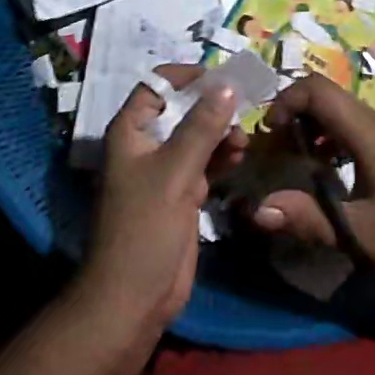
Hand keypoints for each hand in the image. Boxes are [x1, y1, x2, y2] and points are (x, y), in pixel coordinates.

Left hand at [80, 66, 247, 329]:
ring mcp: (164, 171)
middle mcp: (146, 145)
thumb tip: (226, 85)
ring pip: (196, 137)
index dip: (185, 77)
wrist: (134, 297)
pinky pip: (203, 164)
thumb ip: (202, 126)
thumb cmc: (145, 225)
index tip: (219, 78)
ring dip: (220, 133)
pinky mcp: (180, 194)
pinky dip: (220, 157)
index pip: (156, 86)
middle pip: (181, 110)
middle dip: (211, 107)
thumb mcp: (176, 170)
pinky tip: (240, 157)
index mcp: (131, 131)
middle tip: (243, 108)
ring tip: (243, 140)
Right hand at [250, 73, 374, 307]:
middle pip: (328, 99)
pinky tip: (329, 181)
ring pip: (343, 118)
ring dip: (313, 132)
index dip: (286, 100)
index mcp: (370, 133)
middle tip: (276, 154)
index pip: (318, 88)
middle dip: (295, 116)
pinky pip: (357, 137)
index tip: (269, 136)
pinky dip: (333, 147)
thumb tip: (257, 210)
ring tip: (296, 166)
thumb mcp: (360, 235)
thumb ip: (307, 217)